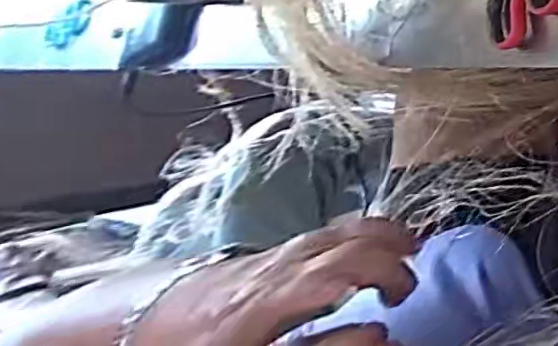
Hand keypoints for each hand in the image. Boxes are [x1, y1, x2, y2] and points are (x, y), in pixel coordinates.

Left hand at [140, 217, 416, 345]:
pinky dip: (373, 231)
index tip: (401, 299)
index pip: (347, 268)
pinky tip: (380, 245)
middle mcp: (286, 262)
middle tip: (409, 282)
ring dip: (391, 236)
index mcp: (272, 298)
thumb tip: (381, 332)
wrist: (148, 326)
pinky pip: (343, 226)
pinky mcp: (292, 241)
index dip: (386, 275)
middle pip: (359, 240)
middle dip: (396, 254)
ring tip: (409, 254)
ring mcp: (290, 246)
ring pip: (355, 226)